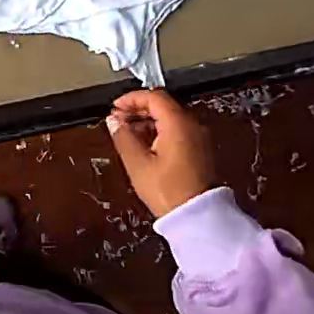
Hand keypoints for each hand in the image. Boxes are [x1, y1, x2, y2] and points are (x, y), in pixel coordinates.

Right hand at [107, 89, 217, 217]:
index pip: (153, 96)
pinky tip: (145, 145)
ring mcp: (199, 137)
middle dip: (138, 109)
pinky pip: (178, 131)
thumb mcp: (138, 164)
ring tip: (128, 133)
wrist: (197, 216)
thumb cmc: (169, 192)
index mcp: (178, 123)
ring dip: (148, 121)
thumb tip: (114, 121)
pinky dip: (160, 131)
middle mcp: (192, 125)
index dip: (131, 99)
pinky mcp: (200, 149)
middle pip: (163, 105)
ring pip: (170, 118)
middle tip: (119, 119)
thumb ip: (123, 137)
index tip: (116, 107)